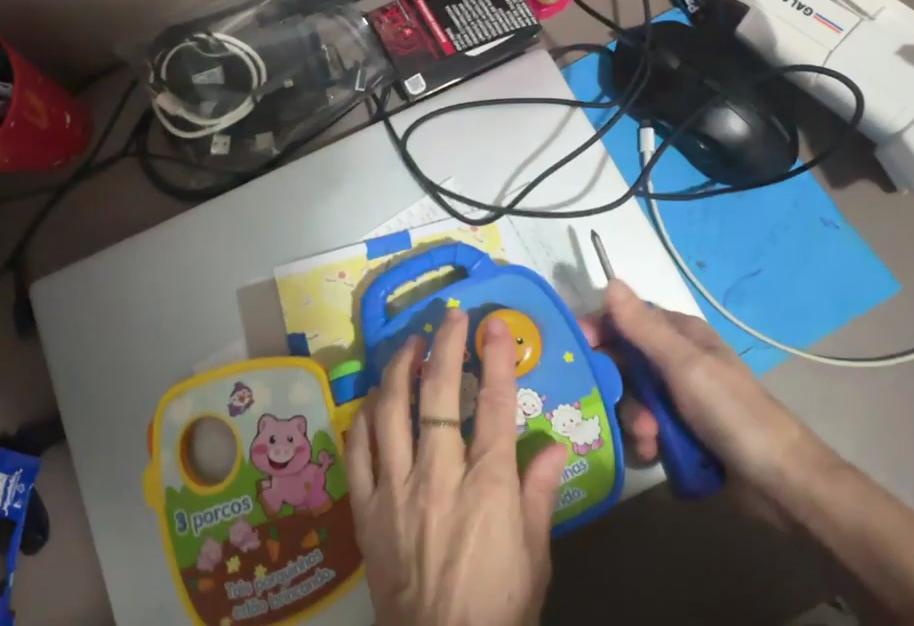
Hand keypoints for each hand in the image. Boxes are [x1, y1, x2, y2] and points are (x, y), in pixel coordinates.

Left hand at [346, 310, 567, 625]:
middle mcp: (439, 476)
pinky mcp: (365, 507)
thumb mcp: (535, 555)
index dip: (496, 360)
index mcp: (488, 487)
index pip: (495, 407)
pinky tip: (371, 397)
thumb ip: (539, 494)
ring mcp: (396, 489)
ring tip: (408, 342)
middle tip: (451, 316)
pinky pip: (358, 450)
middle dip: (445, 346)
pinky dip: (363, 417)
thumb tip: (556, 445)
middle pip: (439, 395)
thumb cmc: (499, 605)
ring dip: (399, 369)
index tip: (494, 325)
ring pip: (391, 411)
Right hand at [590, 280, 825, 489]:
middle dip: (619, 388)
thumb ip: (644, 328)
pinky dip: (644, 443)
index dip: (600, 330)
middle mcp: (677, 364)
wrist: (780, 484)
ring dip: (634, 421)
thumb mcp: (685, 366)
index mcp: (682, 337)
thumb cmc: (734, 414)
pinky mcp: (679, 436)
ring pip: (630, 401)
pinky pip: (642, 432)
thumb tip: (610, 281)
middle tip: (624, 403)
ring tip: (652, 438)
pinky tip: (656, 454)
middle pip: (623, 364)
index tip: (577, 348)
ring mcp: (678, 402)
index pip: (627, 320)